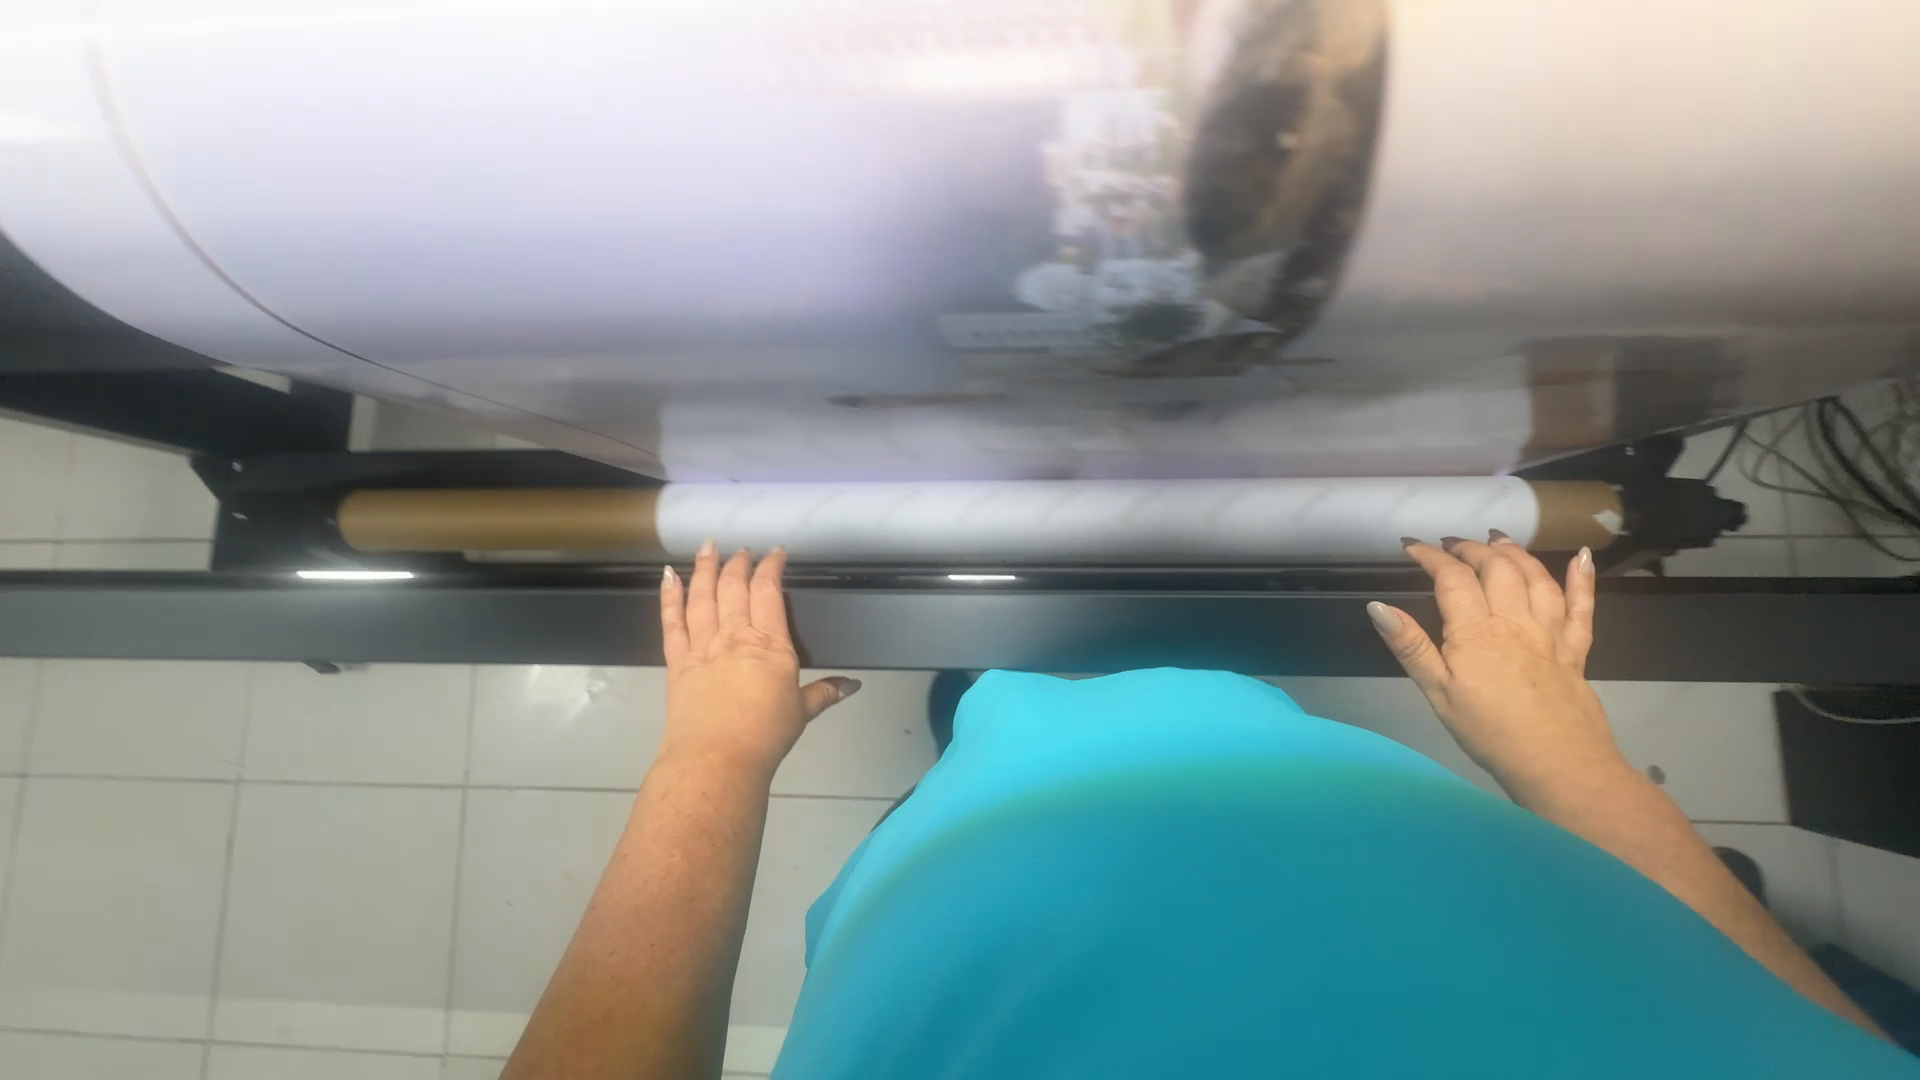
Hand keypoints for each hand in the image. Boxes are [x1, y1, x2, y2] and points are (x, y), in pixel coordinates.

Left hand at [658, 542, 859, 776]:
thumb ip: (825, 692)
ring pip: (702, 596)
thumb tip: (854, 685)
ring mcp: (703, 646)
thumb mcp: (802, 711)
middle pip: (734, 587)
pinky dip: (669, 595)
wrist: (717, 757)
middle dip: (739, 563)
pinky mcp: (677, 661)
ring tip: (708, 546)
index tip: (776, 553)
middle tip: (742, 549)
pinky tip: (668, 575)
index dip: (772, 567)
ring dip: (705, 567)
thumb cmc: (766, 734)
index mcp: (770, 643)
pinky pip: (672, 621)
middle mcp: (735, 635)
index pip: (769, 592)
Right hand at [1367, 532, 1624, 802]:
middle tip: (1451, 544)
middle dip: (1472, 549)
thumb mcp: (1437, 692)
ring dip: (1516, 553)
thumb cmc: (1489, 732)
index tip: (1410, 546)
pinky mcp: (1576, 651)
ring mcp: (1550, 635)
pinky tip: (1583, 557)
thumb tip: (1378, 607)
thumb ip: (1410, 646)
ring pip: (1536, 579)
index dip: (1431, 556)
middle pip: (1497, 570)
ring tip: (1499, 539)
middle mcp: (1515, 623)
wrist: (1560, 766)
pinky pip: (1583, 608)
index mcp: (1476, 633)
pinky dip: (1583, 578)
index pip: (1452, 579)